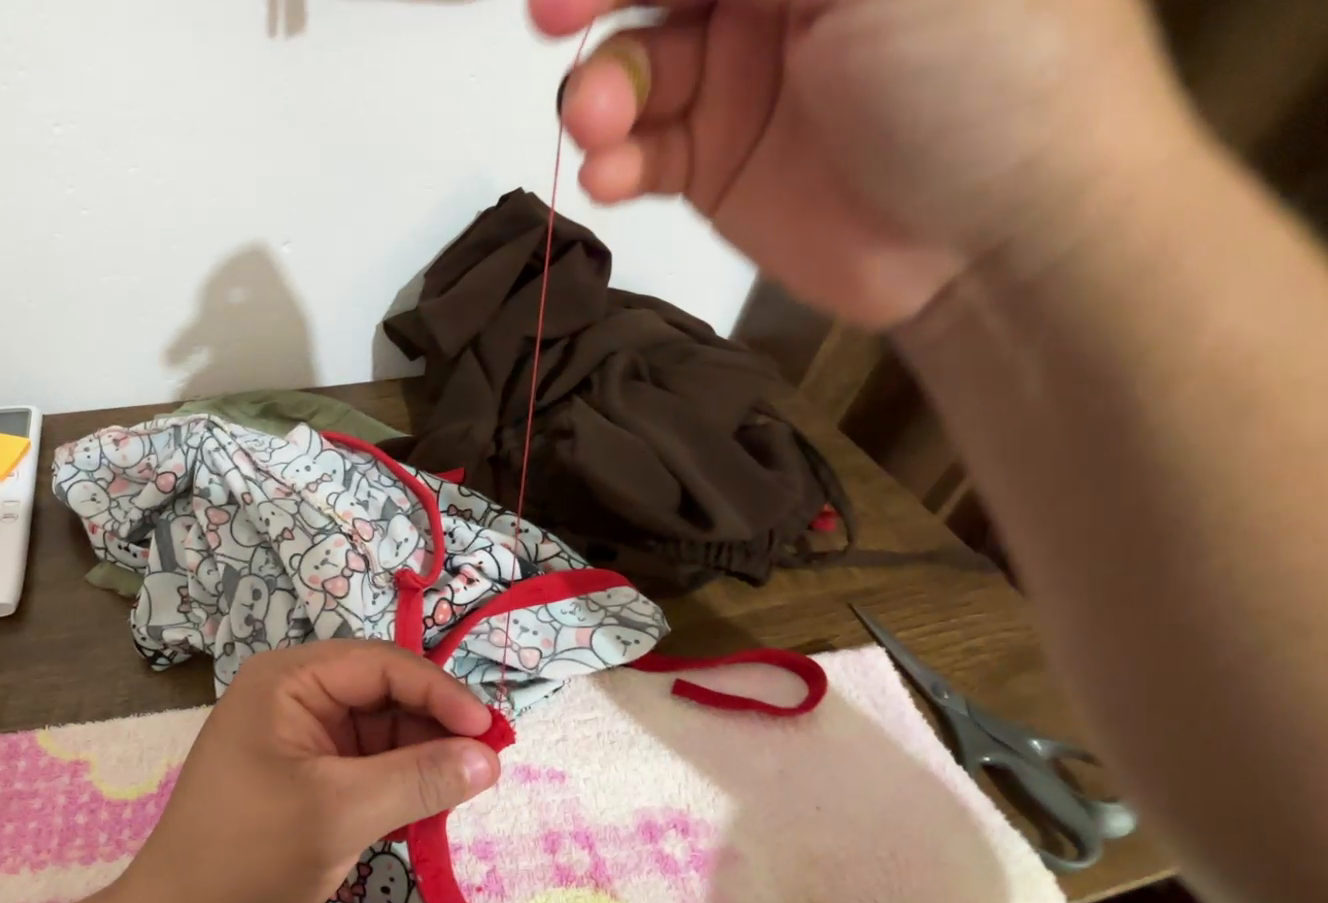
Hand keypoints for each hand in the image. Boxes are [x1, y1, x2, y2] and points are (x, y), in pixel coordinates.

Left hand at [116, 641, 501, 902]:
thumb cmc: (249, 855)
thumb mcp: (340, 813)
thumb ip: (419, 779)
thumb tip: (491, 757)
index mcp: (289, 680)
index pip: (381, 665)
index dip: (440, 692)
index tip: (490, 732)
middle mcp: (295, 695)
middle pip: (384, 693)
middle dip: (434, 726)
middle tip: (485, 765)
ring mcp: (301, 734)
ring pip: (382, 729)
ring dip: (421, 757)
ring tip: (461, 790)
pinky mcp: (308, 772)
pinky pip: (369, 762)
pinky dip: (401, 781)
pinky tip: (428, 804)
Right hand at [535, 0, 1198, 326]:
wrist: (993, 239)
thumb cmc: (979, 67)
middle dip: (594, 3)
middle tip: (549, 23)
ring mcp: (736, 84)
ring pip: (631, 72)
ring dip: (601, 97)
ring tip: (599, 131)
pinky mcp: (711, 168)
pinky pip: (639, 154)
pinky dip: (615, 163)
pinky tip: (611, 177)